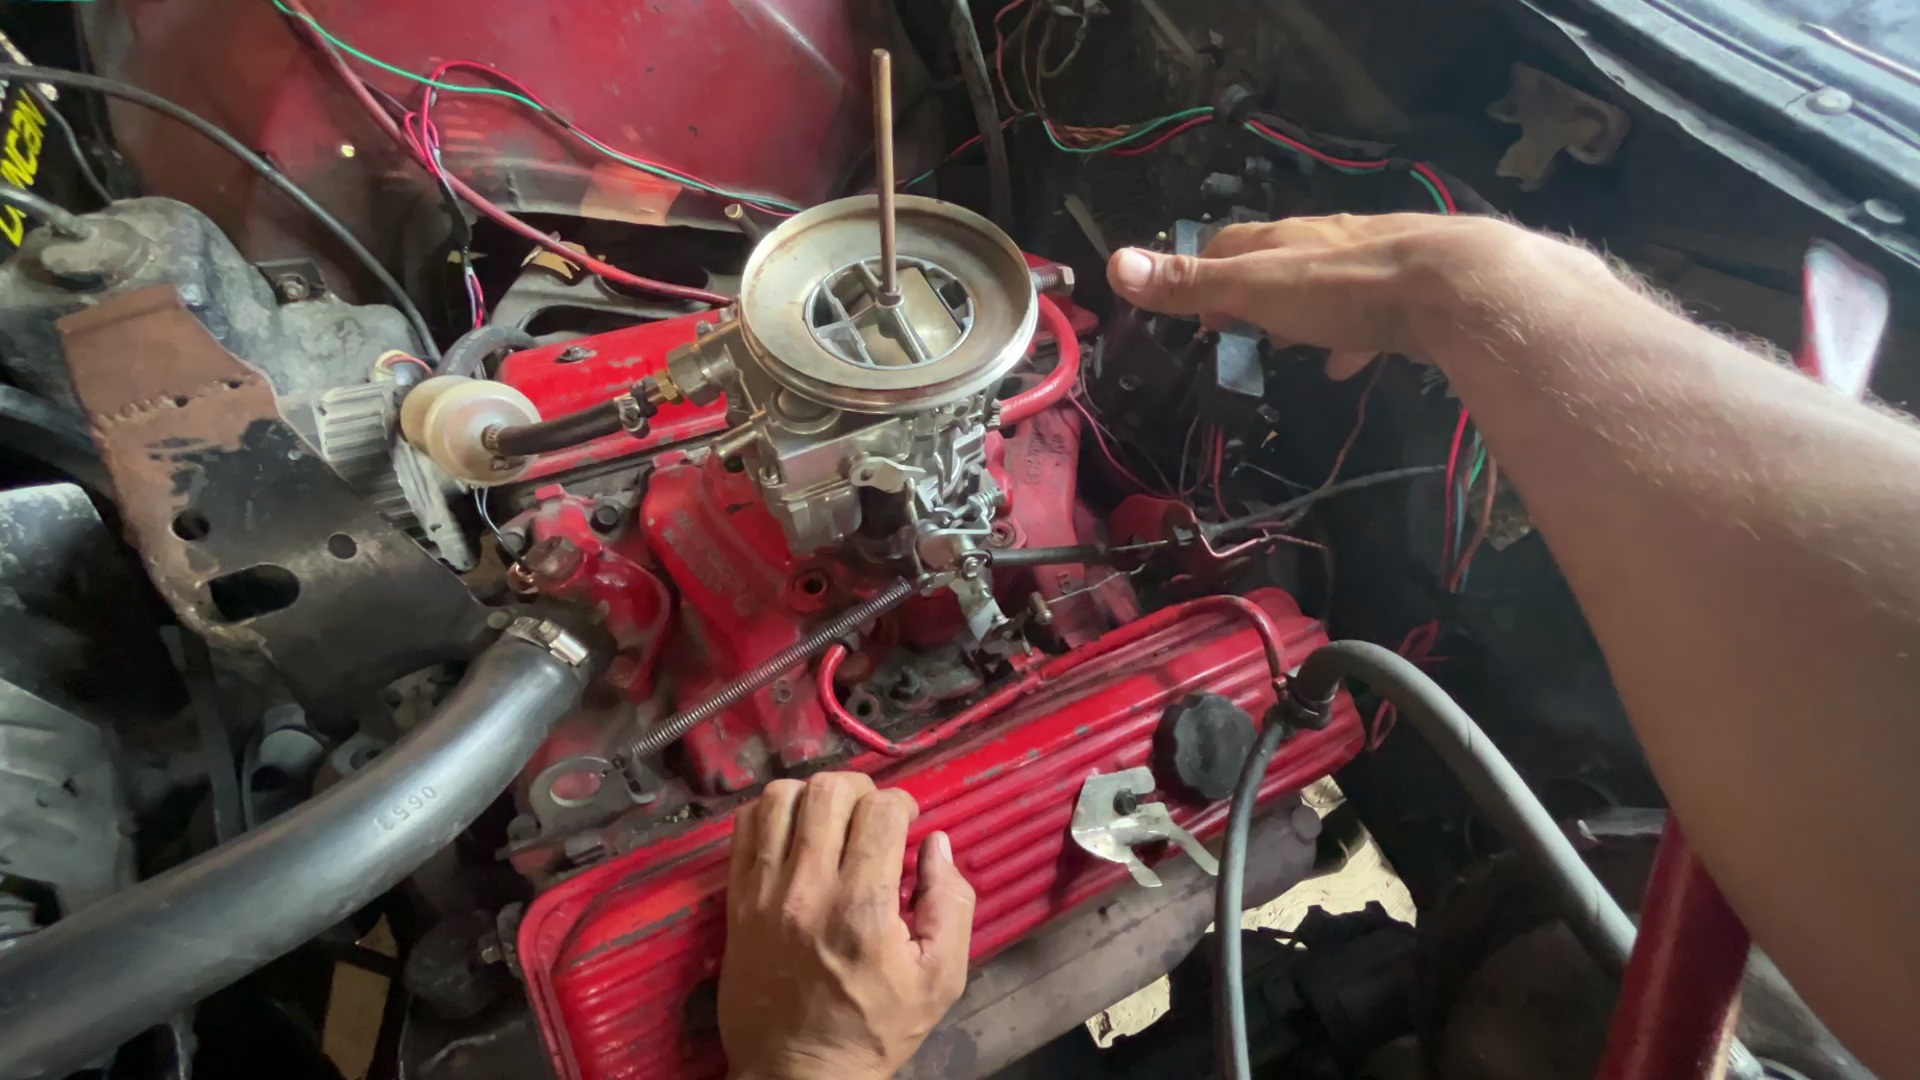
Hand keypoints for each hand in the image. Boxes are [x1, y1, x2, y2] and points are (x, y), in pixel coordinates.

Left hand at [720, 773, 975, 1079]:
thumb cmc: (874, 1027)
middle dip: (862, 791)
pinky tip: (795, 830)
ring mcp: (765, 891)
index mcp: (863, 908)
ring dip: (815, 795)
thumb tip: (937, 843)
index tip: (906, 824)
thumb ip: (952, 904)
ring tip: (831, 820)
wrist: (796, 1078)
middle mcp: (809, 889)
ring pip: (783, 796)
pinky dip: (772, 811)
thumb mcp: (939, 979)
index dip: (902, 805)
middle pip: (830, 790)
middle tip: (871, 818)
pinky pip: (745, 823)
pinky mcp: (736, 898)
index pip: (881, 810)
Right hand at [1105, 213, 1603, 377]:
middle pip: (1276, 262)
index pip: (1230, 242)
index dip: (1203, 268)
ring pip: (1322, 287)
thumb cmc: (1340, 288)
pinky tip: (1345, 365)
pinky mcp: (1406, 294)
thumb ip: (1188, 283)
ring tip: (1283, 346)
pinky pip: (1366, 316)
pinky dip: (1347, 338)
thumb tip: (1115, 264)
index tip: (1188, 304)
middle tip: (1232, 329)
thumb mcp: (1252, 288)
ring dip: (1297, 314)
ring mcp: (1370, 266)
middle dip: (1250, 292)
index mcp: (1284, 240)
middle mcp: (1325, 243)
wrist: (1451, 288)